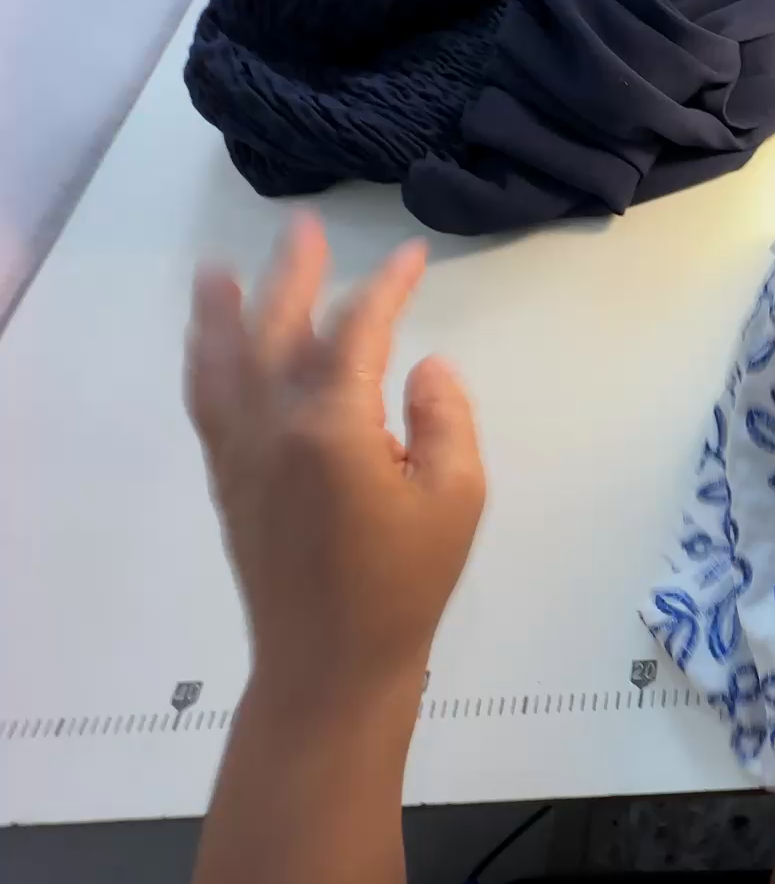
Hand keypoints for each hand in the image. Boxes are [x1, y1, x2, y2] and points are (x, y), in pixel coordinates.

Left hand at [186, 212, 485, 700]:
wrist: (334, 655)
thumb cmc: (410, 575)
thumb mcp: (459, 493)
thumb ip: (446, 419)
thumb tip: (426, 367)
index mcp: (332, 430)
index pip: (356, 336)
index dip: (385, 289)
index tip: (411, 255)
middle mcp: (271, 429)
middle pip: (274, 333)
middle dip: (293, 275)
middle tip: (304, 228)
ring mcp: (240, 454)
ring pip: (220, 364)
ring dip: (222, 310)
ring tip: (220, 268)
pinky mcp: (230, 479)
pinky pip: (208, 401)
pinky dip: (206, 359)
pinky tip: (215, 348)